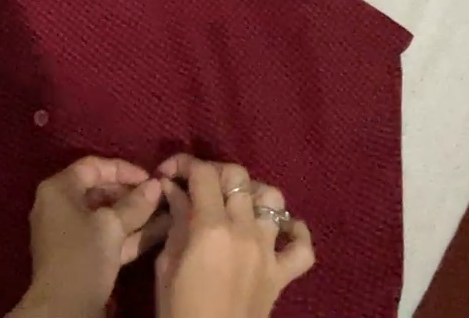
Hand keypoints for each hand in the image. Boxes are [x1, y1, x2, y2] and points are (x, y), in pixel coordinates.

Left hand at [10, 156, 168, 317]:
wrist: (63, 311)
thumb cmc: (82, 256)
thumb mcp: (110, 227)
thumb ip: (134, 204)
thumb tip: (155, 185)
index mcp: (58, 190)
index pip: (92, 167)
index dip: (122, 169)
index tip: (149, 176)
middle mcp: (61, 206)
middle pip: (100, 191)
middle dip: (131, 193)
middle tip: (159, 195)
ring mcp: (72, 233)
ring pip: (107, 217)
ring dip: (136, 215)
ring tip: (167, 210)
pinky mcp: (83, 257)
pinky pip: (108, 237)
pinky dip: (130, 235)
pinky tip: (160, 232)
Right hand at [153, 155, 314, 317]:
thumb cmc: (178, 308)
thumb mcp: (166, 261)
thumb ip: (176, 219)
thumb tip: (173, 189)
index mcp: (210, 227)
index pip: (202, 173)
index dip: (181, 164)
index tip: (167, 174)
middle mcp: (244, 231)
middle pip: (237, 176)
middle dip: (213, 172)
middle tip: (196, 187)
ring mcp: (268, 253)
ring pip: (272, 199)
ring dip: (252, 193)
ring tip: (234, 203)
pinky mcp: (282, 275)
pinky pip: (303, 248)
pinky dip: (294, 232)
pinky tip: (278, 230)